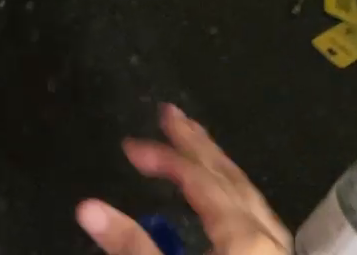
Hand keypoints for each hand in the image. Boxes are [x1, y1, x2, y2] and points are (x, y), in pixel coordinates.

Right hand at [77, 104, 290, 254]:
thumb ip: (133, 249)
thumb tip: (86, 206)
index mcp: (246, 243)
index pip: (201, 182)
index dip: (164, 157)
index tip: (127, 147)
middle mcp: (270, 247)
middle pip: (234, 183)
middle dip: (199, 147)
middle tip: (170, 114)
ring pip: (253, 205)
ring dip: (221, 171)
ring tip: (197, 147)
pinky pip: (259, 228)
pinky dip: (235, 204)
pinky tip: (228, 210)